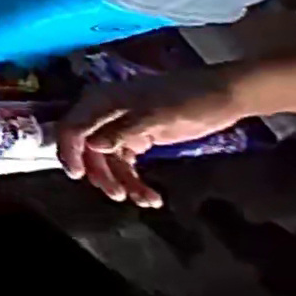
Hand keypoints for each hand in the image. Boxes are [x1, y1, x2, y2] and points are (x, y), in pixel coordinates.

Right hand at [56, 69, 243, 207]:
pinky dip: (134, 179)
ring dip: (120, 180)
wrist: (226, 95)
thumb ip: (125, 130)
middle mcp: (101, 116)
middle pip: (87, 148)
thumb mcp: (159, 115)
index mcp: (98, 103)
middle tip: (117, 195)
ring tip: (144, 200)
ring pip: (106, 159)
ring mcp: (117, 128)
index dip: (70, 151)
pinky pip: (124, 162)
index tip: (78, 175)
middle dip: (100, 172)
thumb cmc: (190, 99)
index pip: (72, 128)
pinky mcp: (135, 139)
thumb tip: (94, 147)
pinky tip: (149, 195)